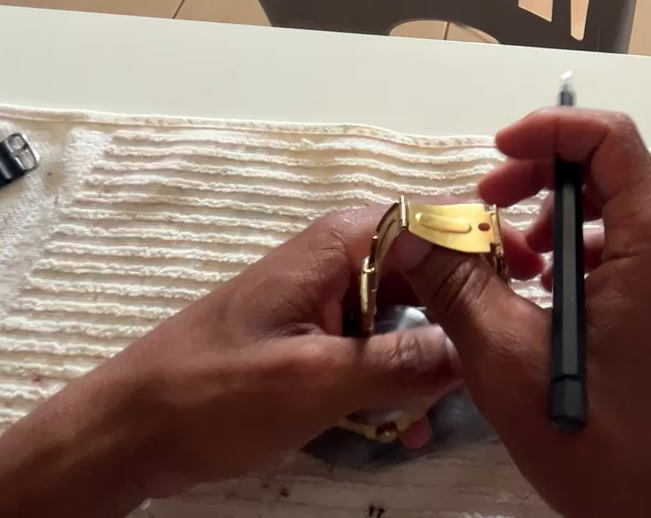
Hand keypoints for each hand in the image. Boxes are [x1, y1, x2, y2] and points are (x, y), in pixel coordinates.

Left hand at [0, 207, 539, 516]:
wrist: (123, 431)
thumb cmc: (210, 392)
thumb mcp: (314, 382)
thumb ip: (400, 364)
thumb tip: (473, 351)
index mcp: (345, 240)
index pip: (438, 220)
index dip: (486, 247)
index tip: (527, 282)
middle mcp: (344, 254)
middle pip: (430, 264)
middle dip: (465, 310)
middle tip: (501, 352)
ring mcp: (332, 292)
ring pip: (409, 307)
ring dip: (433, 352)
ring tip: (455, 402)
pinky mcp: (321, 328)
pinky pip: (379, 339)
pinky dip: (399, 372)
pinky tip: (408, 422)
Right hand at [394, 109, 650, 517]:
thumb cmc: (604, 449)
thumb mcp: (512, 363)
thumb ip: (460, 288)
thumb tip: (415, 232)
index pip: (612, 138)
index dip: (552, 128)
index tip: (498, 152)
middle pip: (605, 165)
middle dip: (538, 172)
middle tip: (485, 206)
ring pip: (606, 204)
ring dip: (549, 212)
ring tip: (506, 256)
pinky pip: (612, 242)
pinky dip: (567, 247)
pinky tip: (533, 289)